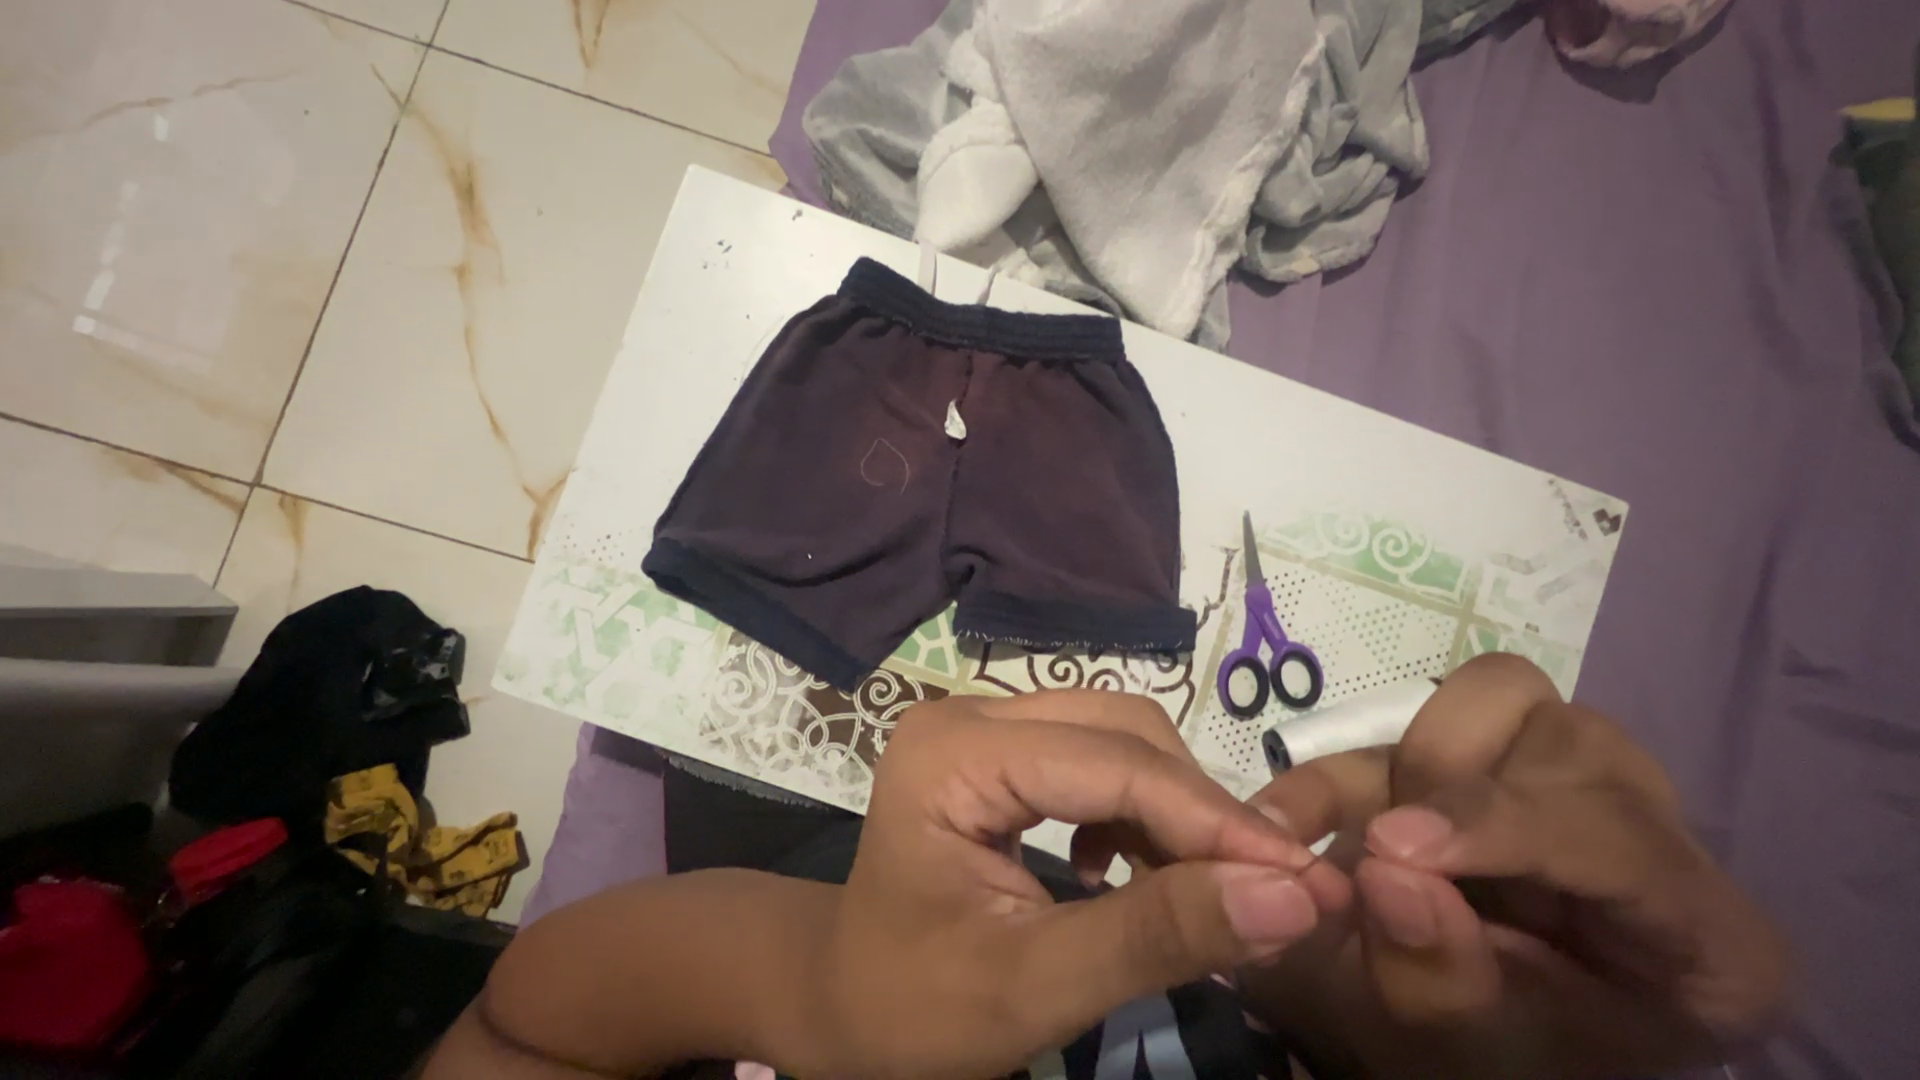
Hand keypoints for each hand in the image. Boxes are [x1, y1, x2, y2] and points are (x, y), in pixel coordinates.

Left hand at [797, 690, 1349, 1079]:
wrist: (846, 999)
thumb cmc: (916, 1007)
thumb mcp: (1033, 986)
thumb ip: (1153, 935)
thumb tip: (1291, 896)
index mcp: (951, 755)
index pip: (1110, 765)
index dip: (1213, 820)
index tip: (1307, 880)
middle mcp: (967, 713)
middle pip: (1120, 733)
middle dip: (1199, 810)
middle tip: (1269, 890)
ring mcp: (983, 725)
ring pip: (1117, 738)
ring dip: (1175, 808)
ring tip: (1210, 887)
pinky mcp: (1000, 750)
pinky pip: (1096, 757)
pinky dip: (1138, 808)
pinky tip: (1130, 867)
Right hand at [1242, 654, 1790, 1079]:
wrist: (1444, 1035)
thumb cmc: (1481, 1055)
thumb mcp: (1457, 1047)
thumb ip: (1433, 973)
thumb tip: (1384, 867)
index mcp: (1701, 936)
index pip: (1616, 840)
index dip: (1499, 827)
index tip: (1388, 846)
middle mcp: (1645, 830)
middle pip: (1560, 736)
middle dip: (1445, 782)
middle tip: (1371, 847)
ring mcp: (1569, 778)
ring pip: (1497, 695)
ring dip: (1404, 763)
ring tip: (1358, 838)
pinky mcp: (1488, 757)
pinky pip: (1422, 711)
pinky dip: (1351, 759)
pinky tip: (1299, 814)